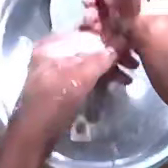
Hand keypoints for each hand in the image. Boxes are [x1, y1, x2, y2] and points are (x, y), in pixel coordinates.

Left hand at [14, 30, 119, 149]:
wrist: (35, 135)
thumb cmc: (54, 102)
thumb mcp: (79, 78)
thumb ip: (100, 59)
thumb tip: (121, 42)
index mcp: (51, 45)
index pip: (85, 32)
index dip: (108, 36)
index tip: (129, 43)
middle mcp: (52, 53)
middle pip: (88, 47)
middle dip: (110, 54)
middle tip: (132, 63)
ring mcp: (56, 70)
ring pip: (88, 63)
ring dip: (108, 68)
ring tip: (127, 77)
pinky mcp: (62, 86)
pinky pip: (84, 75)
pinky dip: (99, 78)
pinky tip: (116, 83)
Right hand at [87, 0, 167, 112]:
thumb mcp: (149, 28)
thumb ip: (124, 3)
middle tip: (86, 3)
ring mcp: (158, 17)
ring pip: (127, 5)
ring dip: (106, 10)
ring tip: (88, 21)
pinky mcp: (152, 36)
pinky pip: (129, 24)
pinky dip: (114, 26)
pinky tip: (99, 33)